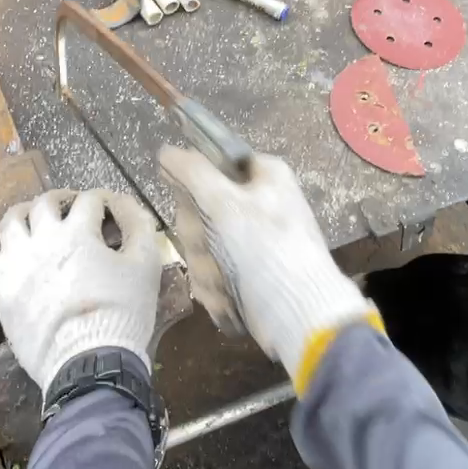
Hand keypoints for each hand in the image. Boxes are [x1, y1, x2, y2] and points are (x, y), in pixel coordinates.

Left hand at [0, 188, 163, 391]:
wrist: (89, 363)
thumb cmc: (121, 313)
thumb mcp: (145, 266)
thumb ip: (139, 227)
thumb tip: (124, 202)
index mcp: (78, 231)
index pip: (89, 199)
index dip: (101, 201)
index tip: (107, 210)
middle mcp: (42, 237)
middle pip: (46, 202)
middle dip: (62, 201)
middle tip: (71, 212)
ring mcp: (15, 260)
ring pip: (12, 219)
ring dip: (26, 213)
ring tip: (35, 220)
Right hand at [158, 147, 377, 390]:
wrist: (300, 317)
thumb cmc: (266, 251)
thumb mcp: (225, 203)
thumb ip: (191, 172)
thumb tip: (166, 152)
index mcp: (264, 176)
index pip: (213, 165)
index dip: (196, 185)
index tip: (192, 202)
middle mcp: (258, 204)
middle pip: (200, 207)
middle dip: (200, 237)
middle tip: (213, 247)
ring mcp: (252, 241)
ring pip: (202, 243)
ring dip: (207, 266)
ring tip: (225, 281)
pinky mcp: (246, 272)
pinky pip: (212, 269)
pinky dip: (216, 286)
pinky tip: (228, 297)